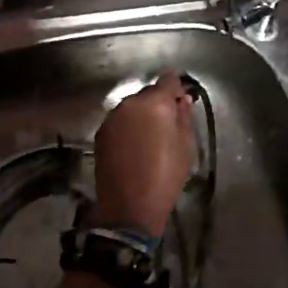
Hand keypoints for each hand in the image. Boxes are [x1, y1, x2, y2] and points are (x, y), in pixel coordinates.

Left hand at [91, 72, 194, 237]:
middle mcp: (131, 103)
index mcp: (155, 103)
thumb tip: (182, 99)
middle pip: (148, 92)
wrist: (129, 207)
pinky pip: (120, 120)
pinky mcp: (101, 132)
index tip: (181, 102)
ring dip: (141, 115)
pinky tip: (133, 146)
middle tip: (167, 125)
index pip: (168, 80)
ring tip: (148, 138)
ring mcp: (113, 116)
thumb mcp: (185, 147)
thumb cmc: (165, 177)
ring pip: (132, 106)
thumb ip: (184, 116)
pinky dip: (127, 126)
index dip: (176, 88)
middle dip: (158, 103)